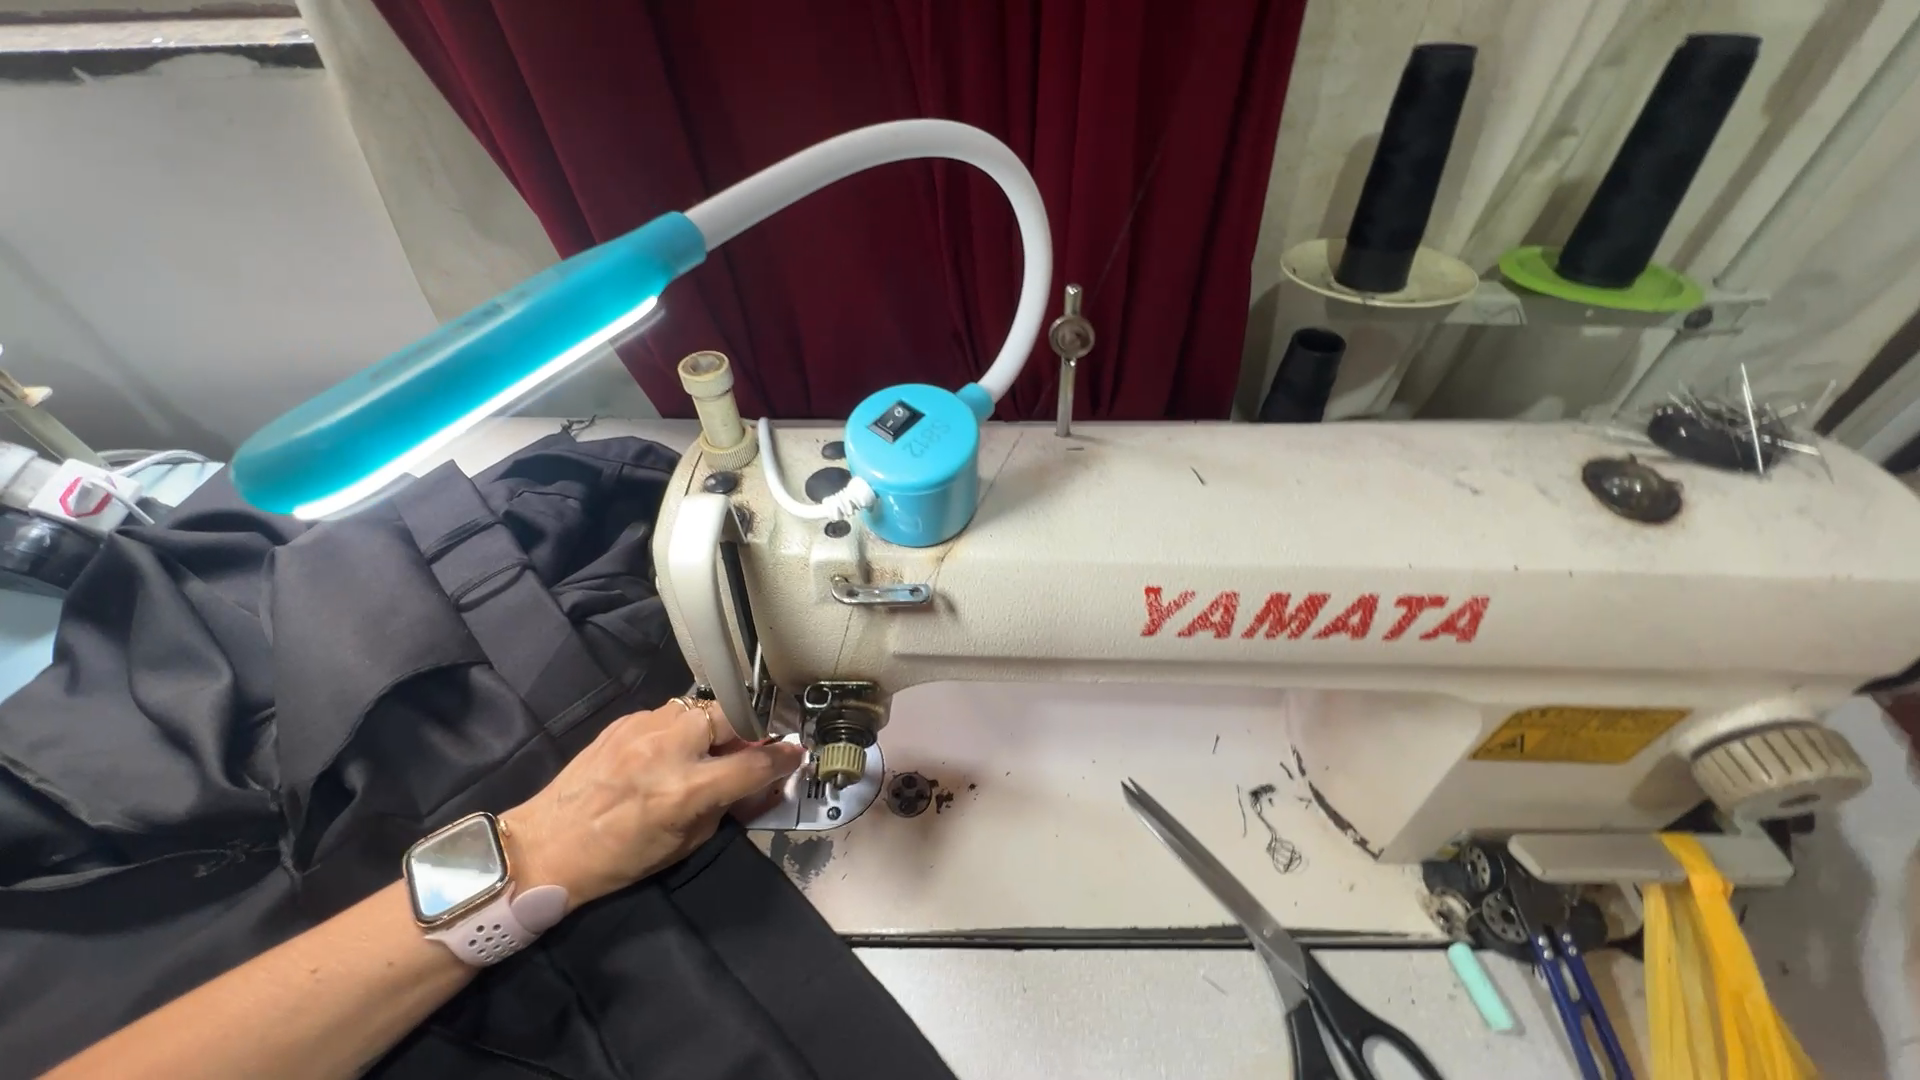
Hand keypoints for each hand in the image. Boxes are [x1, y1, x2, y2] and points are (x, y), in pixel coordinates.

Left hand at [501, 700, 804, 909]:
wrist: (545, 846)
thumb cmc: (618, 859)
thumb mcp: (686, 843)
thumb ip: (727, 806)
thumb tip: (759, 783)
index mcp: (687, 788)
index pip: (755, 762)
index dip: (783, 758)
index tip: (795, 754)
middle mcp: (670, 748)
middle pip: (735, 714)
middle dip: (752, 727)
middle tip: (751, 746)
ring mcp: (645, 727)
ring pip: (703, 707)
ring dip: (717, 725)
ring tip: (709, 748)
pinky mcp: (625, 720)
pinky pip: (671, 714)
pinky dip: (683, 728)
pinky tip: (672, 750)